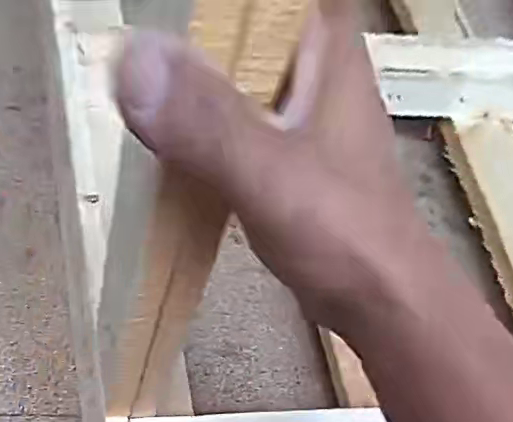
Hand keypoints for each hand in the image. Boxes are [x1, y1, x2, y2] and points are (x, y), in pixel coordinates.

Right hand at [114, 0, 439, 328]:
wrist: (382, 302)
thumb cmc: (343, 235)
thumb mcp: (270, 174)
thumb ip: (207, 123)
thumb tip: (130, 62)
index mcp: (323, 41)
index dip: (208, 11)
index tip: (152, 23)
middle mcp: (314, 66)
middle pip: (239, 30)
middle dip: (186, 44)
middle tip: (130, 62)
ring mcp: (302, 118)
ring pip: (234, 81)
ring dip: (189, 91)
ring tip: (137, 97)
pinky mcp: (289, 164)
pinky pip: (236, 132)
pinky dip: (203, 138)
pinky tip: (170, 151)